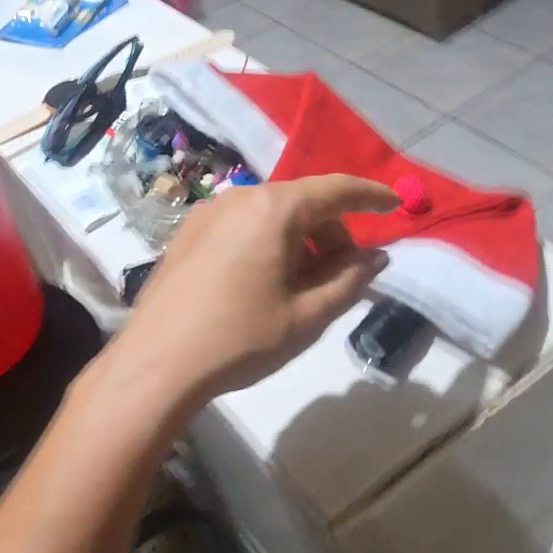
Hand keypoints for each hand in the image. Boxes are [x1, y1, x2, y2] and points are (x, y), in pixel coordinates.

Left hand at [105, 174, 399, 405]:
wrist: (157, 363)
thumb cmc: (240, 339)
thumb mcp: (307, 316)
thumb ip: (349, 280)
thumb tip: (376, 256)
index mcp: (274, 209)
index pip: (336, 190)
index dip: (371, 196)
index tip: (396, 204)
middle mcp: (239, 197)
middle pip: (303, 203)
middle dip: (331, 234)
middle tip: (343, 279)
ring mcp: (207, 213)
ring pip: (271, 216)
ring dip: (298, 242)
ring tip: (301, 289)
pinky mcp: (187, 234)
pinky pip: (242, 226)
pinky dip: (267, 244)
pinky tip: (263, 285)